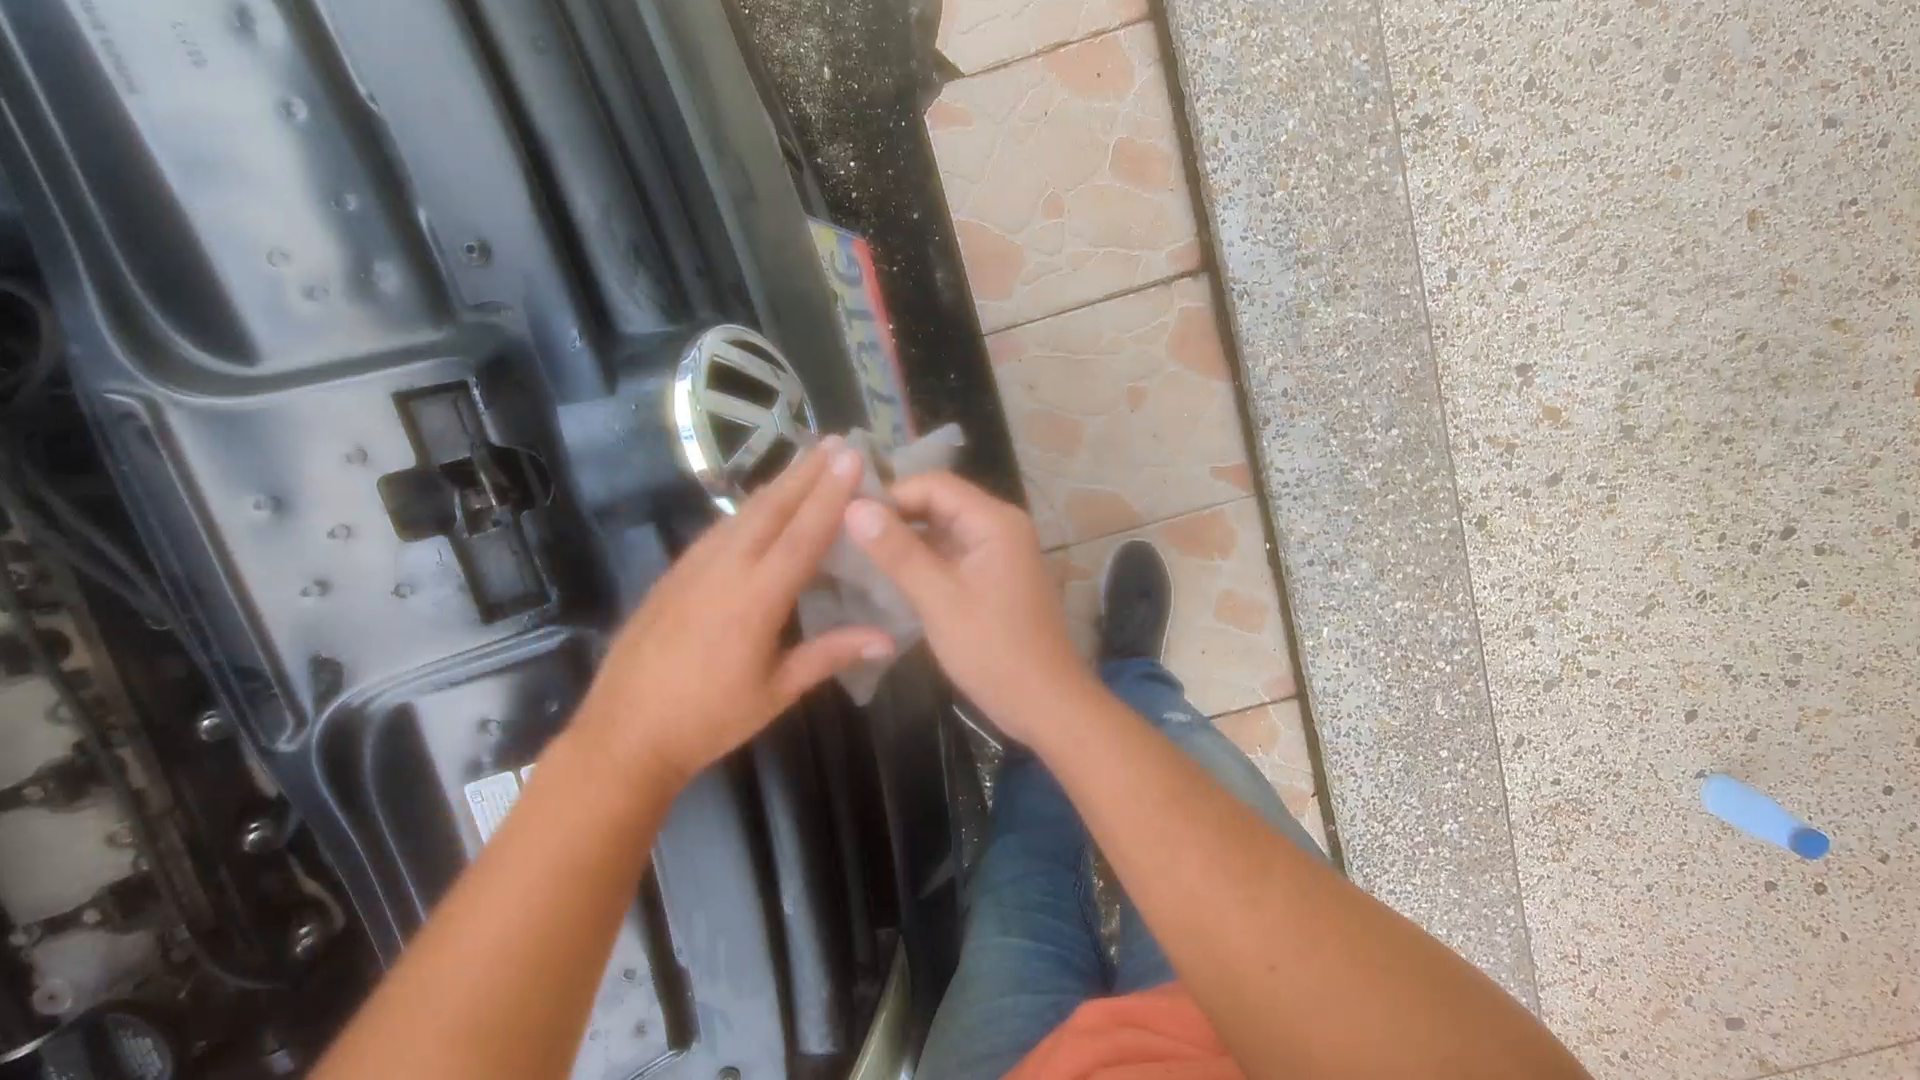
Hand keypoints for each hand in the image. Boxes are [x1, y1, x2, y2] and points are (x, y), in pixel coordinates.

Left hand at [573, 437, 891, 785]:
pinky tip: (758, 510)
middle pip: (771, 509)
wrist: (624, 733)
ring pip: (742, 515)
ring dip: (777, 486)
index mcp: (756, 598)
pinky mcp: (673, 575)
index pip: (803, 534)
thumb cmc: (708, 718)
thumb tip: (888, 638)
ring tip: (805, 463)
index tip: (851, 457)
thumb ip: (830, 654)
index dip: (830, 494)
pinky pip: (719, 531)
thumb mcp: (776, 691)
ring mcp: (692, 568)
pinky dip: (749, 511)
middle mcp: (724, 569)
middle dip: (806, 473)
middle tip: (836, 441)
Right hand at [843, 472, 1092, 740]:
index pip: (933, 485)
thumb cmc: (993, 650)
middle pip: (939, 503)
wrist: (1045, 704)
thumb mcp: (939, 599)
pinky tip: (889, 578)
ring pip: (943, 531)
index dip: (889, 495)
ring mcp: (1000, 554)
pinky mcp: (995, 578)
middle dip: (895, 517)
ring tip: (858, 557)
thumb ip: (897, 551)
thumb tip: (853, 507)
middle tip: (845, 538)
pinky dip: (923, 561)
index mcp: (995, 522)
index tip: (846, 517)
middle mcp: (1001, 527)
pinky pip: (953, 555)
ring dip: (906, 541)